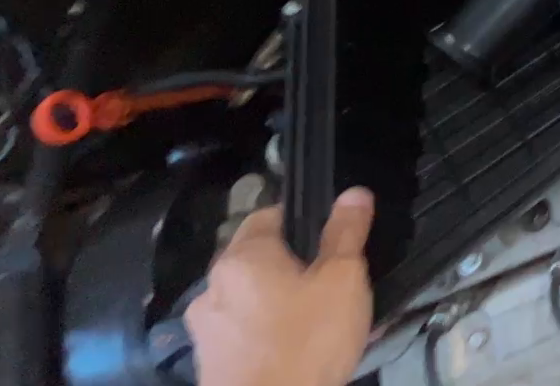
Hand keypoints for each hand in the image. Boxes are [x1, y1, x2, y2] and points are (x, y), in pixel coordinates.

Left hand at [187, 188, 375, 385]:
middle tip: (338, 271)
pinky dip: (274, 326)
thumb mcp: (343, 276)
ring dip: (286, 295)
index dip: (304, 216)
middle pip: (260, 257)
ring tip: (327, 310)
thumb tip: (353, 192)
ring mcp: (206, 331)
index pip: (268, 215)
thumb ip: (346, 231)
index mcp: (241, 259)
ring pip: (254, 295)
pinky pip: (249, 328)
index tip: (337, 231)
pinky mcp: (211, 365)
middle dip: (297, 260)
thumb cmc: (308, 337)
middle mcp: (212, 289)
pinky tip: (307, 341)